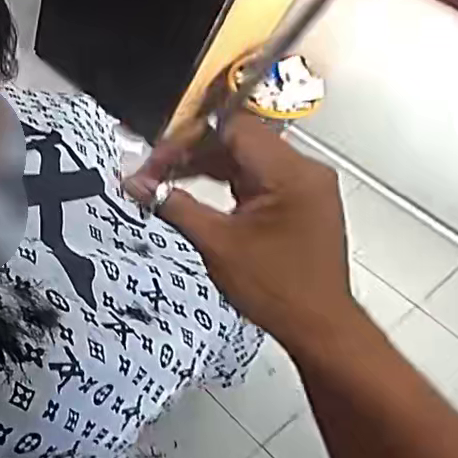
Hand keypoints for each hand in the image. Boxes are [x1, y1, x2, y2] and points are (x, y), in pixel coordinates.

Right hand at [126, 120, 360, 356]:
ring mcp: (304, 186)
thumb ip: (174, 206)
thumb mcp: (216, 243)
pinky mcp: (299, 202)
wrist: (318, 327)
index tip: (155, 160)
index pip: (231, 129)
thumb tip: (139, 185)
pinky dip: (224, 183)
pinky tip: (195, 193)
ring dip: (205, 167)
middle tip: (154, 172)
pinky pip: (256, 178)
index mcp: (290, 173)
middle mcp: (304, 171)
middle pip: (237, 141)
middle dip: (191, 154)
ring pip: (244, 158)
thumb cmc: (279, 290)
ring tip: (167, 182)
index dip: (186, 140)